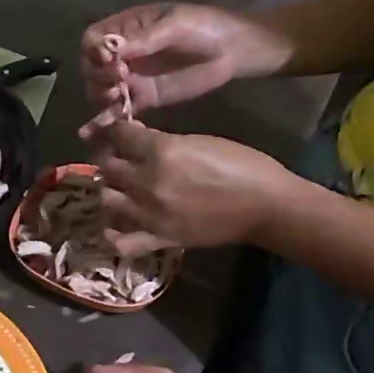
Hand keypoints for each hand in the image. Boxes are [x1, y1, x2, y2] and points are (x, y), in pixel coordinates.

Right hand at [79, 4, 290, 135]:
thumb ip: (145, 38)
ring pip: (101, 90)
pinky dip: (109, 118)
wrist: (233, 50)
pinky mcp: (145, 98)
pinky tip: (101, 128)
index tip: (109, 61)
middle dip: (98, 76)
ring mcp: (133, 77)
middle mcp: (123, 54)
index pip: (93, 40)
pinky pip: (121, 109)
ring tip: (119, 99)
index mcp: (126, 29)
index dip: (94, 51)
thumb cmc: (204, 26)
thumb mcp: (174, 25)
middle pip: (92, 67)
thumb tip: (113, 51)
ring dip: (102, 96)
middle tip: (118, 82)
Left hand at [94, 121, 302, 251]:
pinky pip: (123, 242)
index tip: (121, 132)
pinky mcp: (160, 238)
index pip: (119, 134)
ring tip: (123, 188)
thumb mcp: (201, 140)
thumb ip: (165, 141)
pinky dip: (114, 235)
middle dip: (113, 158)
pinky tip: (118, 226)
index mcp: (161, 151)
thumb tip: (140, 139)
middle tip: (123, 158)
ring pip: (107, 199)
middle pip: (109, 166)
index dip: (117, 130)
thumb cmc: (242, 165)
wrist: (266, 206)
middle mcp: (147, 182)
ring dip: (112, 190)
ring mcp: (151, 214)